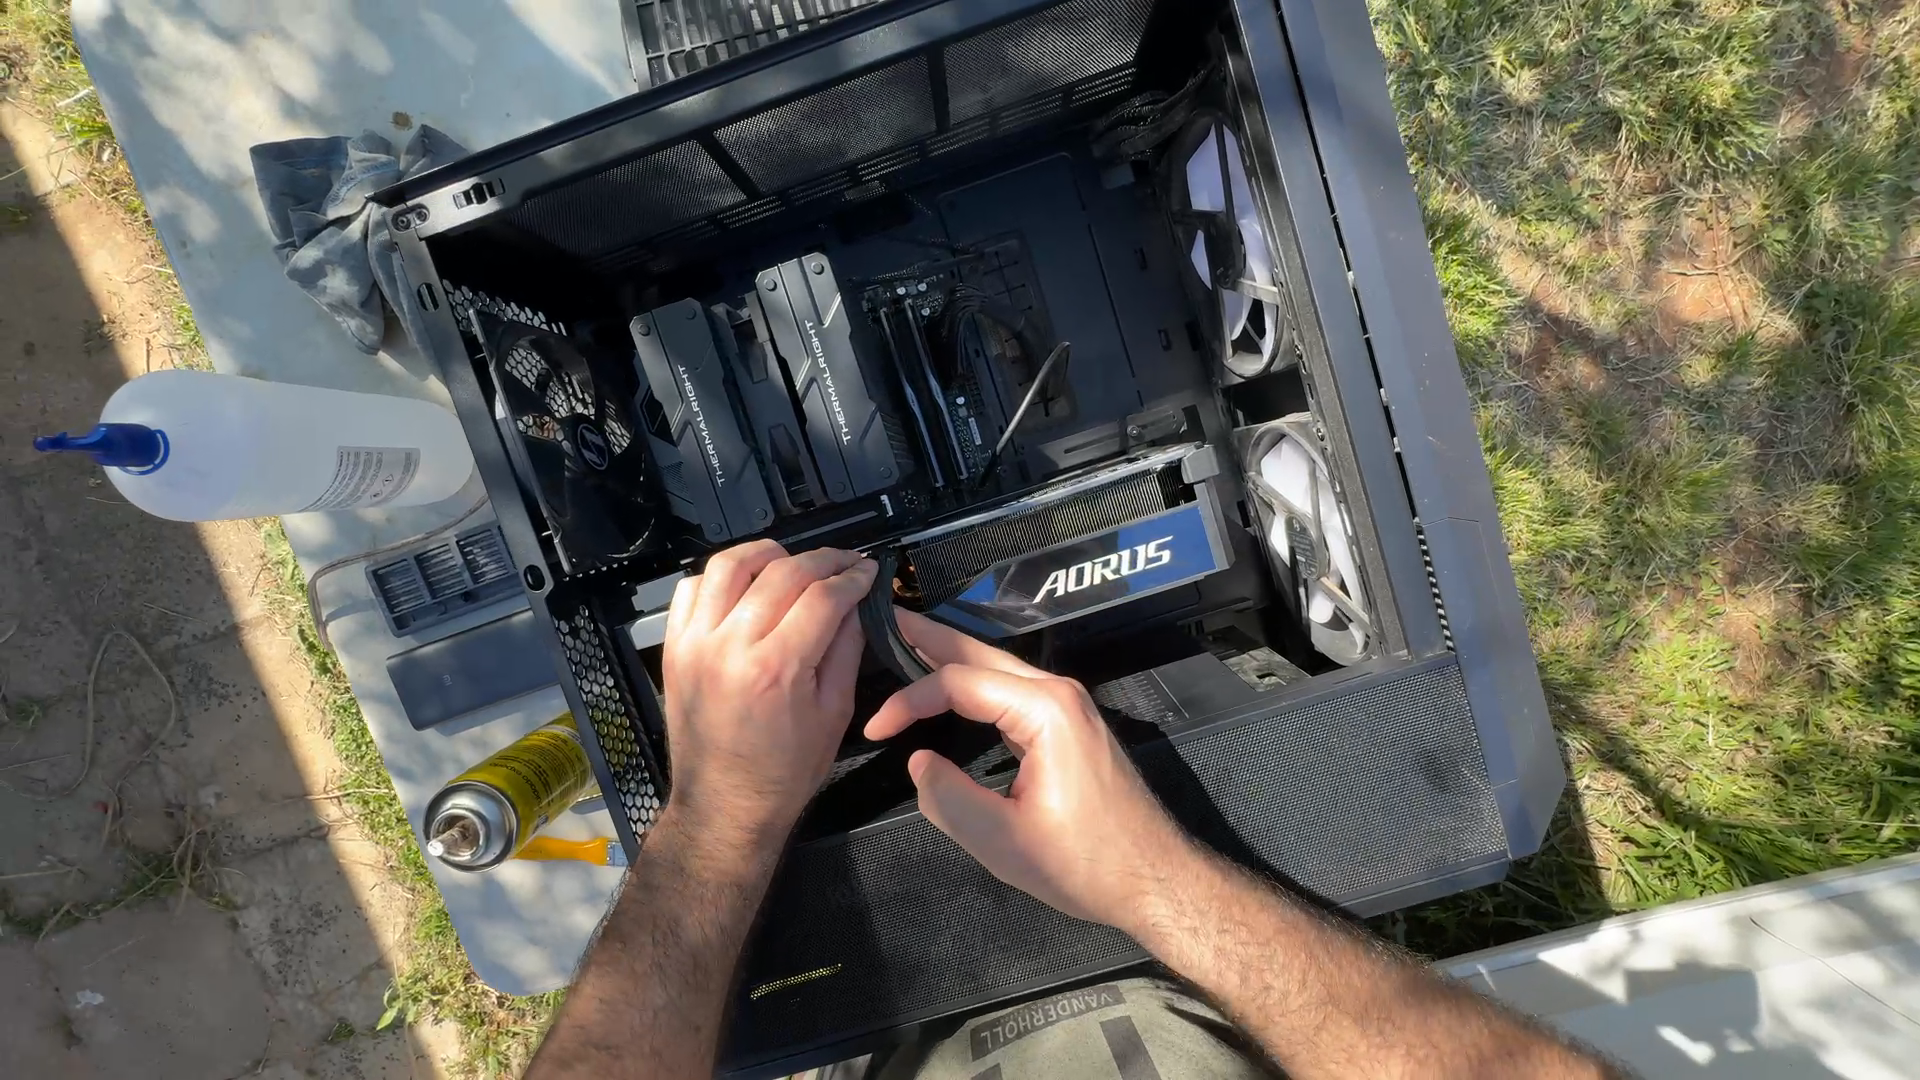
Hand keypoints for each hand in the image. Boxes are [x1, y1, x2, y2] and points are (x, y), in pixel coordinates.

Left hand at [662, 540, 875, 850]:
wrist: (724, 806)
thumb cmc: (786, 770)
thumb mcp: (836, 712)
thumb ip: (846, 648)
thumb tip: (856, 602)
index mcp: (777, 669)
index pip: (823, 596)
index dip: (853, 577)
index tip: (869, 571)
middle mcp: (731, 647)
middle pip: (784, 572)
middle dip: (825, 559)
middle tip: (846, 562)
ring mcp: (695, 643)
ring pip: (730, 564)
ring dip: (770, 553)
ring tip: (795, 563)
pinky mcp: (674, 647)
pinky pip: (693, 588)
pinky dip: (723, 576)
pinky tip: (748, 586)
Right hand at [863, 610, 1196, 928]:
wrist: (1154, 877)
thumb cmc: (1085, 864)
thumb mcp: (1004, 842)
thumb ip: (948, 798)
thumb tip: (918, 761)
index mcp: (1044, 709)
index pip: (959, 682)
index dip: (909, 700)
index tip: (874, 729)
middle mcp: (1057, 691)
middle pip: (979, 652)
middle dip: (929, 636)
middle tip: (886, 619)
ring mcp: (1066, 703)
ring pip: (996, 665)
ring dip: (950, 655)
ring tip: (908, 641)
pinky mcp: (1067, 721)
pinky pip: (1010, 687)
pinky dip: (973, 680)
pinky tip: (953, 684)